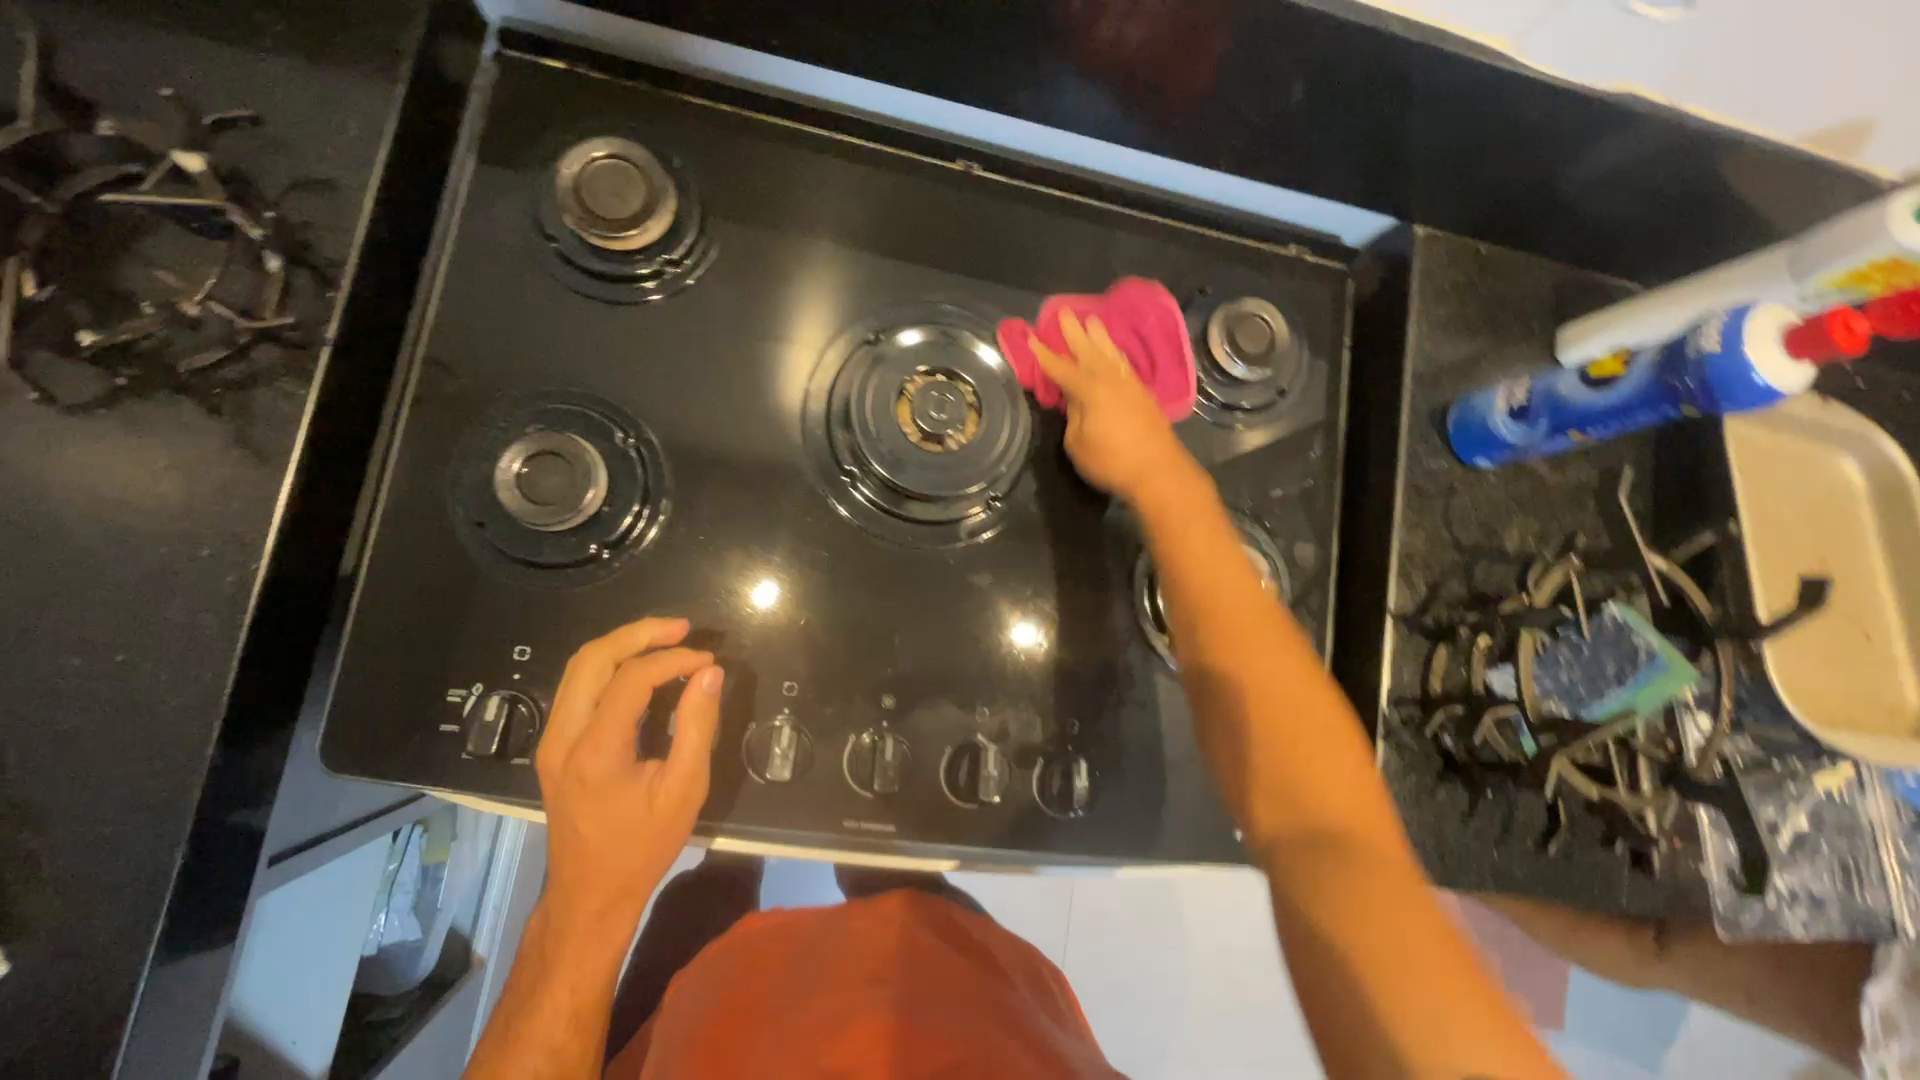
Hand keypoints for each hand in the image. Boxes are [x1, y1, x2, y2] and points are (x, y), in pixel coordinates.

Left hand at [536, 617, 722, 927]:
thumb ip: (698, 726)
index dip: (672, 660)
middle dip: (639, 634)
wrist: (590, 893)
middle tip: (682, 628)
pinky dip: (610, 667)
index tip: (708, 661)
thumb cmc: (643, 846)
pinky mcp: (554, 746)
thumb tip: (710, 674)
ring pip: (579, 668)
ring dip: (622, 646)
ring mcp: (551, 740)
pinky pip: (577, 688)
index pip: (631, 679)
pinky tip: (642, 669)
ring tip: (666, 639)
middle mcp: (563, 736)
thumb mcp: (684, 789)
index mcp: (595, 749)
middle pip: (592, 658)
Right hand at [1029, 310, 1199, 504]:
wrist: (1159, 472)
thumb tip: (1075, 402)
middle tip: (1064, 312)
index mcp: (1090, 389)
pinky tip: (1114, 353)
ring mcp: (1130, 385)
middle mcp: (1110, 380)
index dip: (1044, 354)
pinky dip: (1116, 354)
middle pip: (1088, 351)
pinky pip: (1124, 365)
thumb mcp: (1078, 444)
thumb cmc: (1111, 462)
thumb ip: (1073, 417)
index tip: (1031, 337)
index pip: (1061, 368)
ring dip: (1099, 338)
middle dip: (1074, 333)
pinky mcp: (1144, 395)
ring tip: (1092, 321)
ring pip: (1111, 354)